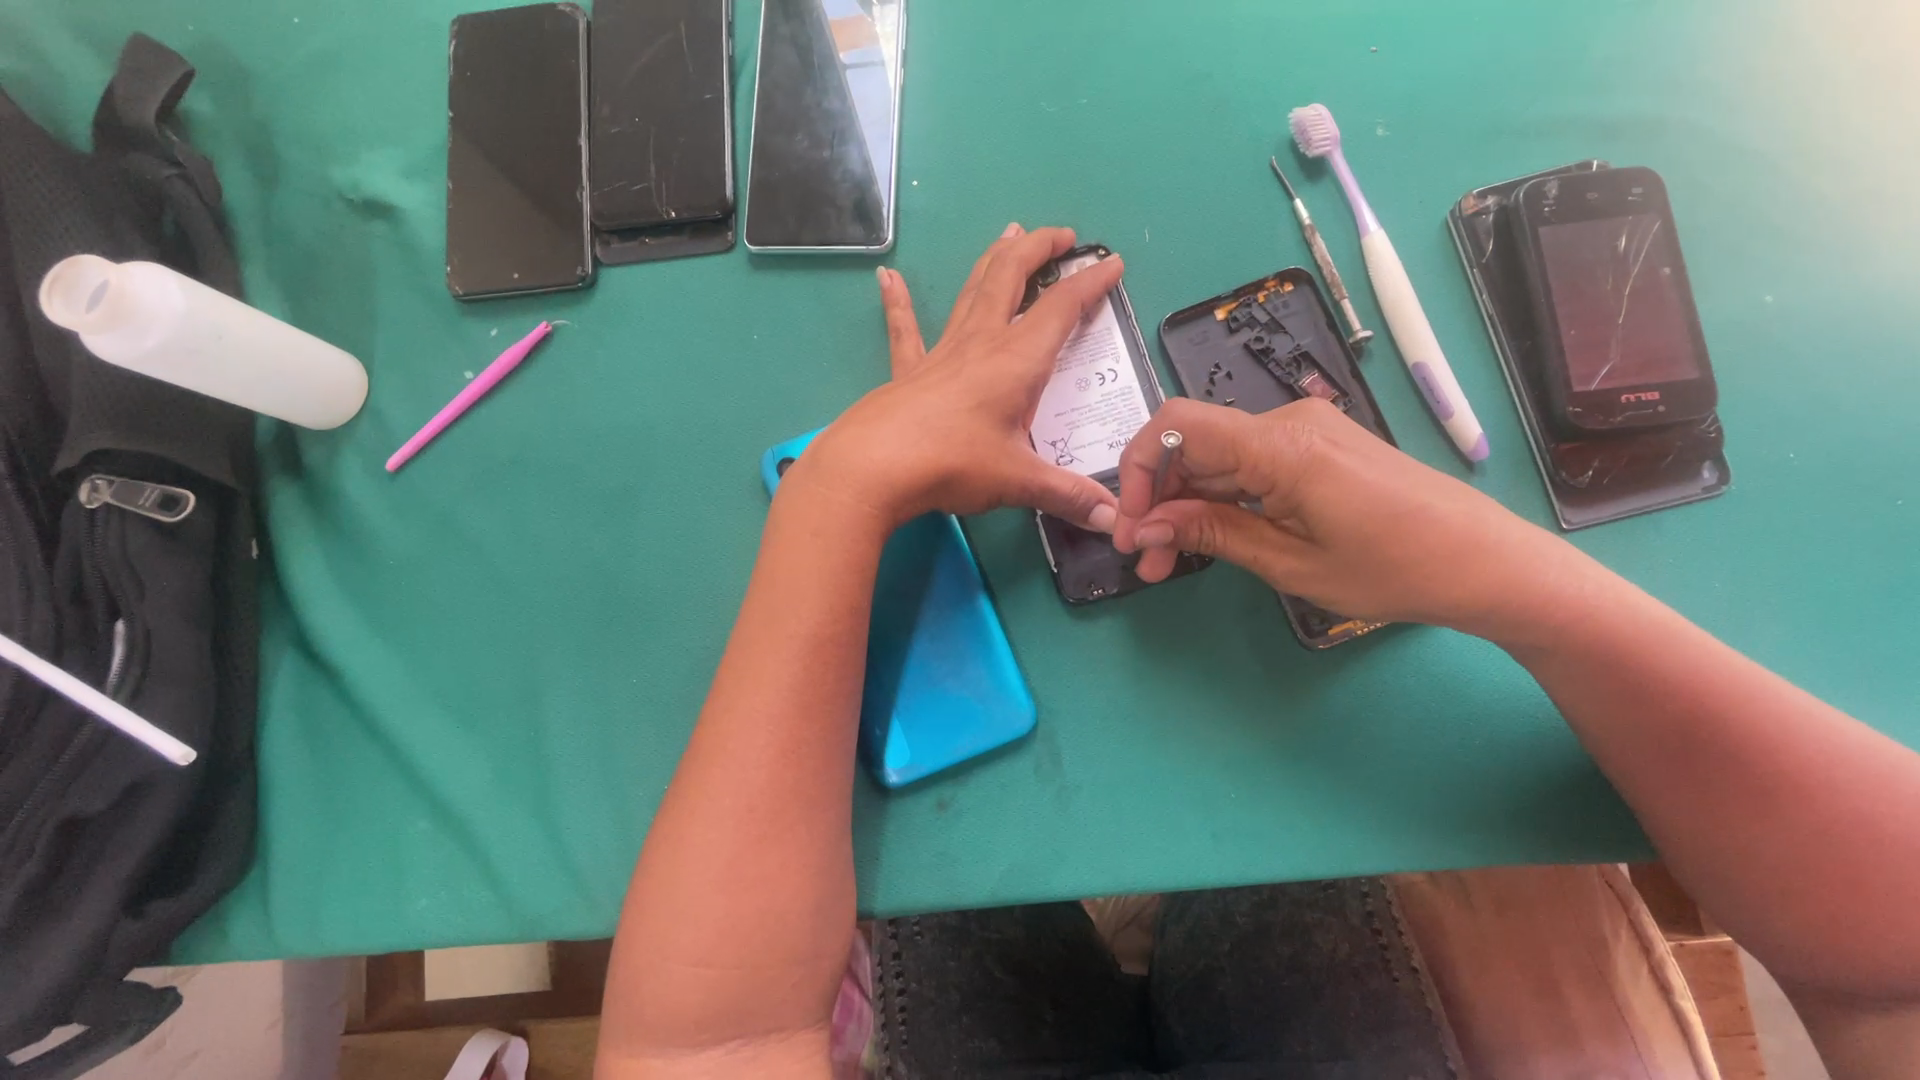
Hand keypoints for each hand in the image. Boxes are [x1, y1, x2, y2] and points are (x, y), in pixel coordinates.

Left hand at [788, 225, 1122, 530]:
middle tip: (1062, 236)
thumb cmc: (953, 463)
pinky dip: (898, 303)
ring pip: (972, 292)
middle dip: (1040, 251)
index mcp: (1017, 360)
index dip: (1091, 283)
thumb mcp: (1019, 481)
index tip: (1114, 264)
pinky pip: (906, 330)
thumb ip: (1068, 496)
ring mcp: (942, 352)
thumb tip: (1114, 519)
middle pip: (1012, 278)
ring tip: (1009, 234)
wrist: (875, 467)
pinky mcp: (909, 371)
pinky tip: (887, 277)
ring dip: (994, 260)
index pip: (1063, 308)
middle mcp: (981, 343)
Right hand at [1111, 397, 1589, 636]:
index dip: (1138, 470)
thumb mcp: (1292, 564)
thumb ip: (1212, 534)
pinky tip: (1212, 538)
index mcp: (1282, 445)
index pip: (1176, 426)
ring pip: (1215, 458)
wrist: (1487, 562)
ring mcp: (1304, 430)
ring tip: (1171, 563)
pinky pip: (1246, 464)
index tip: (1130, 529)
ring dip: (1185, 506)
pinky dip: (1219, 499)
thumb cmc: (1396, 570)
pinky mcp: (1315, 447)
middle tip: (1146, 563)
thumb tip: (1144, 527)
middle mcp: (1287, 422)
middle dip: (1158, 502)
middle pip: (1192, 445)